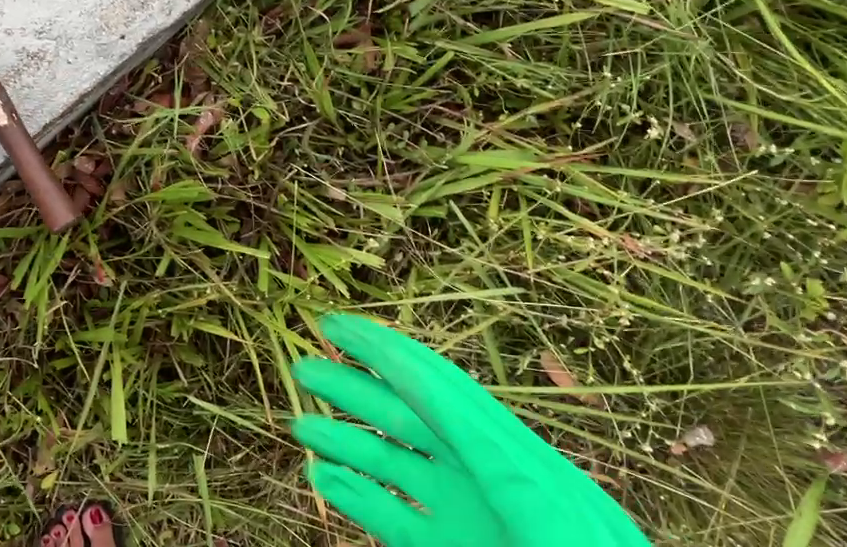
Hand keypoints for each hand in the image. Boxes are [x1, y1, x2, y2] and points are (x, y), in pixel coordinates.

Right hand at [290, 314, 648, 546]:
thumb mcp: (546, 514)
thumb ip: (486, 449)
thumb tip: (419, 376)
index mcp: (520, 466)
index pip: (439, 390)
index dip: (383, 350)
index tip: (332, 324)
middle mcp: (490, 482)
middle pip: (411, 419)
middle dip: (355, 390)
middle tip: (302, 369)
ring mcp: (474, 522)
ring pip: (398, 467)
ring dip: (347, 442)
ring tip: (300, 426)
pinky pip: (398, 519)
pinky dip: (357, 498)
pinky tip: (322, 480)